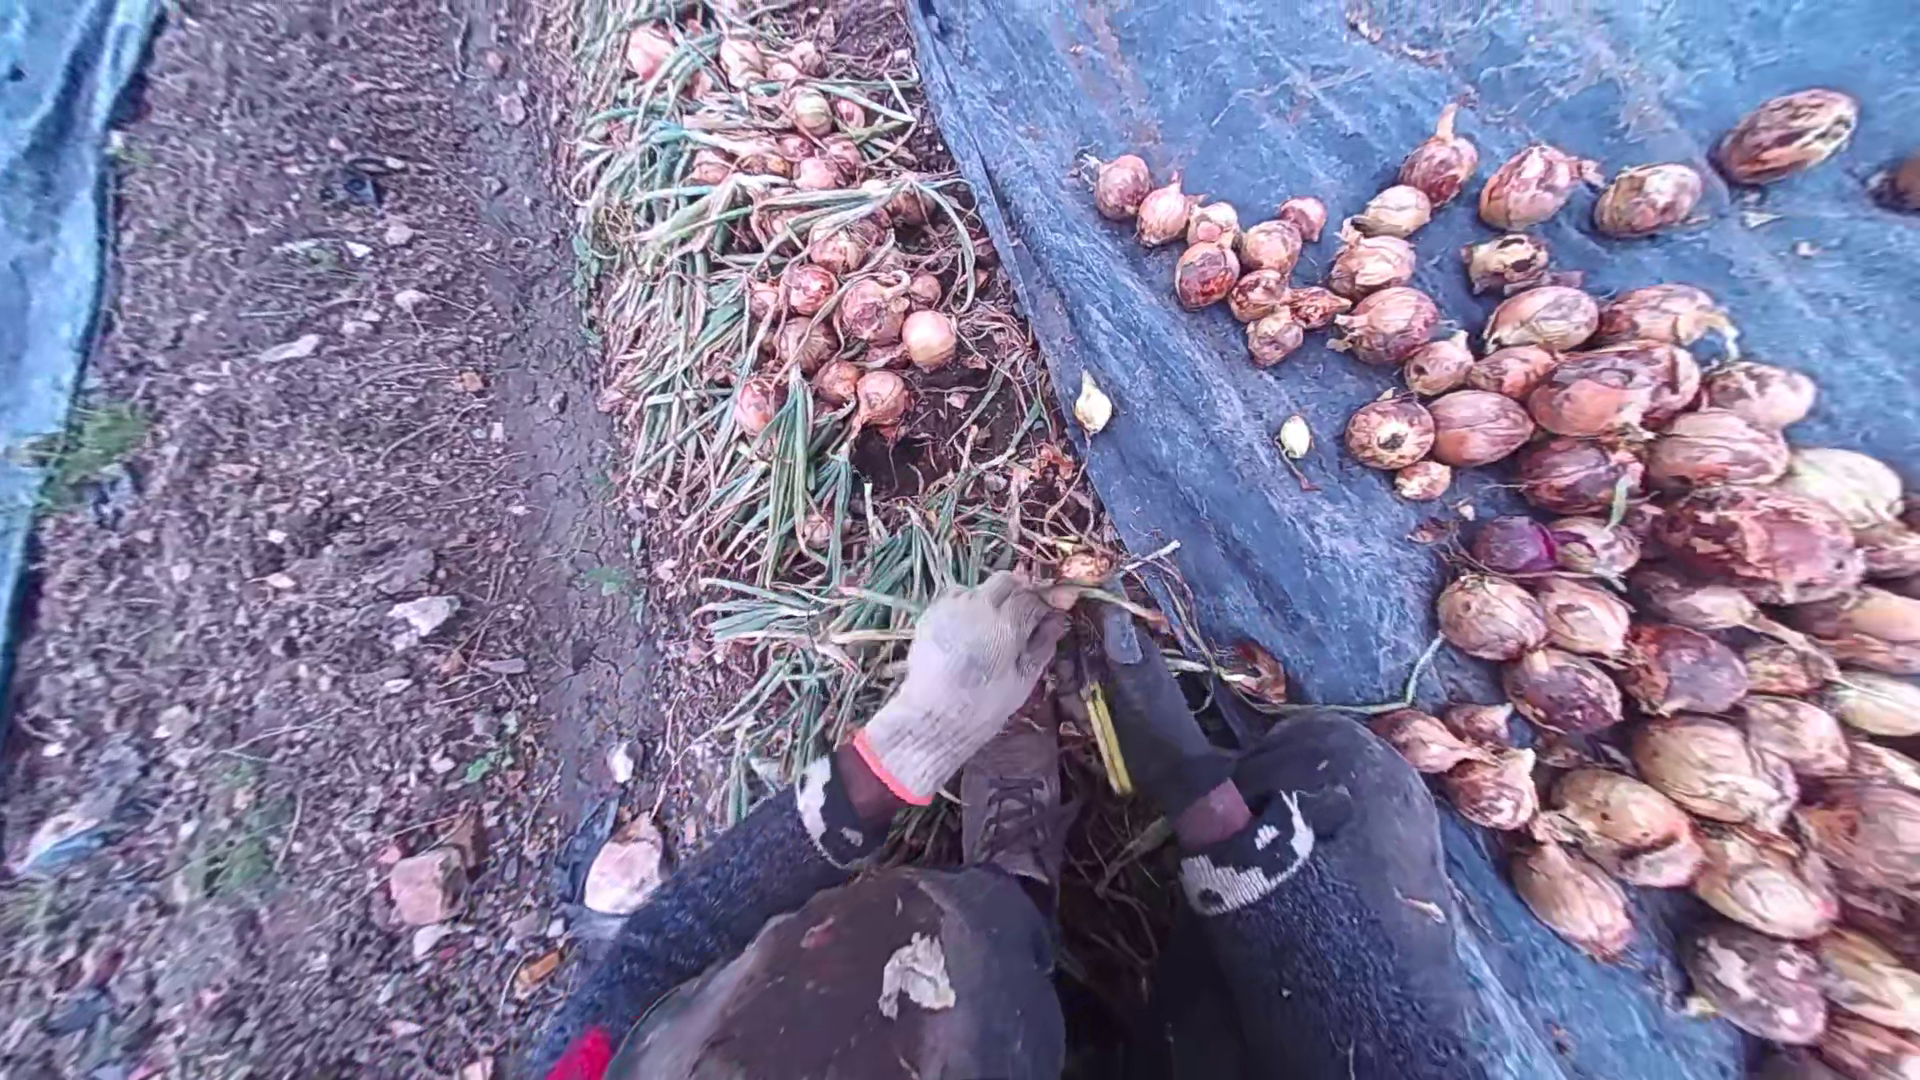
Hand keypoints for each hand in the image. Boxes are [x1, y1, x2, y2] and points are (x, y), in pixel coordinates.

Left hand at [852, 571, 1067, 803]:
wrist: (933, 715)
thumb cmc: (985, 705)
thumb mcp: (1024, 680)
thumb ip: (1043, 644)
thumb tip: (1058, 619)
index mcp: (1007, 622)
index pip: (1033, 596)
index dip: (1045, 601)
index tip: (1050, 611)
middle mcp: (980, 605)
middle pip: (1006, 580)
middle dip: (1019, 592)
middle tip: (1022, 614)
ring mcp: (952, 606)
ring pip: (980, 587)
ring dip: (992, 597)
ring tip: (992, 624)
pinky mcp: (931, 612)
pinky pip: (956, 597)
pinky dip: (967, 604)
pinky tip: (967, 627)